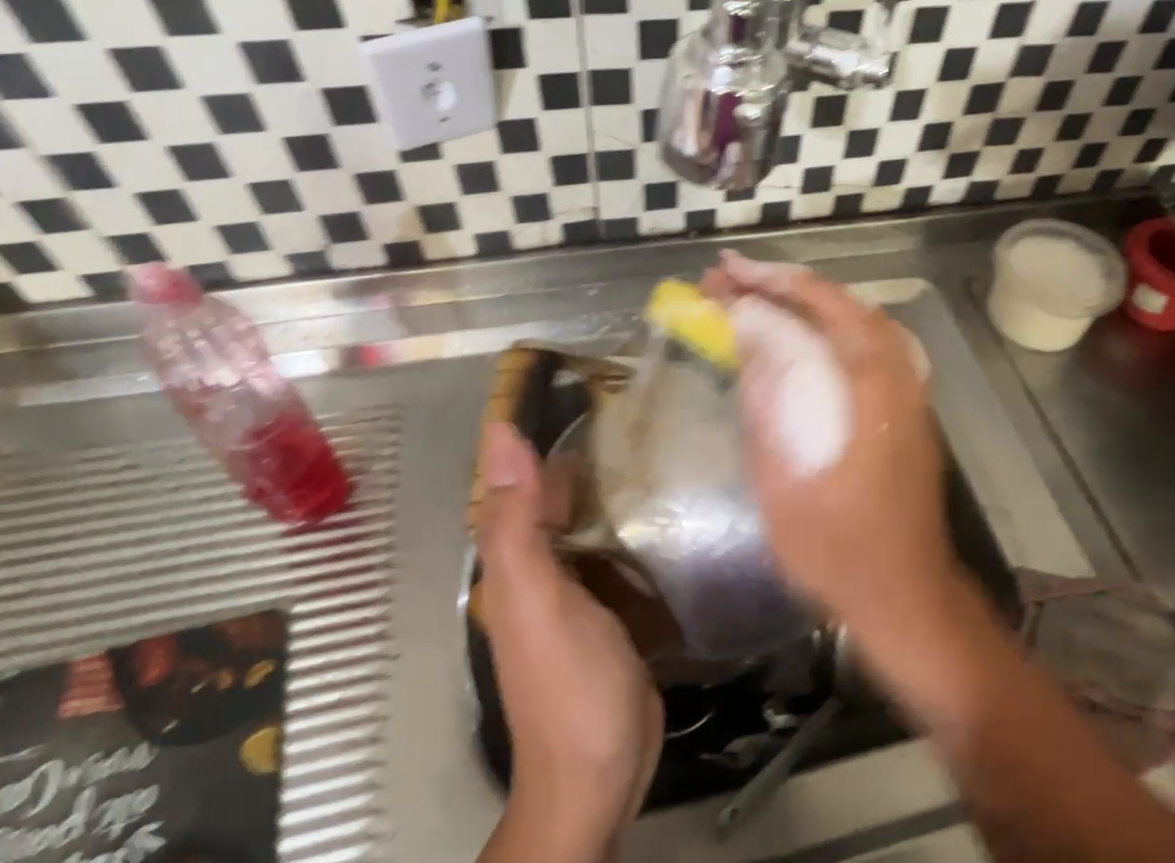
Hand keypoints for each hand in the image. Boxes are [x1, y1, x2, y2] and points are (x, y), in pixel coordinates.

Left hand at [475, 422, 661, 860]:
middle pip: (561, 505)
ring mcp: (579, 599)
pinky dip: (639, 536)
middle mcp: (541, 575)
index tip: (596, 397)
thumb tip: (499, 432)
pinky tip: (675, 518)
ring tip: (669, 454)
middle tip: (648, 421)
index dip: (547, 443)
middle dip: (592, 464)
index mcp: (515, 565)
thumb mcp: (539, 600)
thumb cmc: (571, 688)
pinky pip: (621, 562)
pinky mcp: (613, 619)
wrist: (600, 777)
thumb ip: (517, 522)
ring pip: (594, 531)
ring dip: (620, 496)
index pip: (523, 486)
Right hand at [704, 252, 956, 629]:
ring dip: (812, 304)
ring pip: (864, 326)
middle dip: (788, 285)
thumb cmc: (837, 551)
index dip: (774, 283)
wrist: (904, 596)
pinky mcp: (907, 417)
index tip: (728, 271)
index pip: (825, 311)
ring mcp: (909, 399)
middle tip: (733, 278)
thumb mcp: (783, 483)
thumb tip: (748, 337)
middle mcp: (899, 382)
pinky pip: (872, 350)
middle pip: (847, 308)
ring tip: (760, 296)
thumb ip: (768, 405)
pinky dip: (832, 330)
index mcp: (872, 393)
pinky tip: (802, 341)